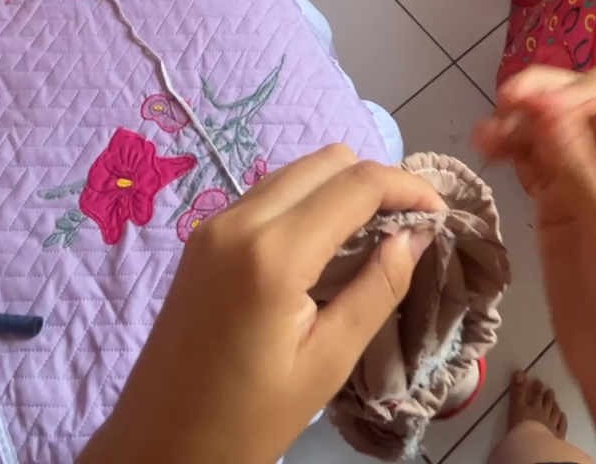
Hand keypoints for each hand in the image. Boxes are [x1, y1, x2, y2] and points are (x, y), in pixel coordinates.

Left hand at [80, 144, 443, 463]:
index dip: (408, 187)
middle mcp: (241, 218)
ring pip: (300, 169)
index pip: (357, 184)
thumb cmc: (247, 420)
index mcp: (273, 252)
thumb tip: (417, 234)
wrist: (154, 447)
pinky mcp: (205, 232)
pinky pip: (273, 190)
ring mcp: (217, 220)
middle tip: (407, 225)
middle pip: (329, 160)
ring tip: (373, 233)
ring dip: (343, 186)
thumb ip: (378, 288)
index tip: (440, 212)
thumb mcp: (326, 363)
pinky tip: (325, 241)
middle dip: (377, 181)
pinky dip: (311, 197)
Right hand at [475, 65, 595, 463]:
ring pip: (545, 130)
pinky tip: (488, 148)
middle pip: (572, 105)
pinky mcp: (553, 205)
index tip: (533, 108)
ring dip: (516, 122)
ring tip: (485, 134)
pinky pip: (529, 163)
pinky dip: (509, 150)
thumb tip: (547, 106)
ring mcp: (580, 182)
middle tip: (502, 105)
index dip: (570, 91)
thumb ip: (580, 170)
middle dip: (539, 97)